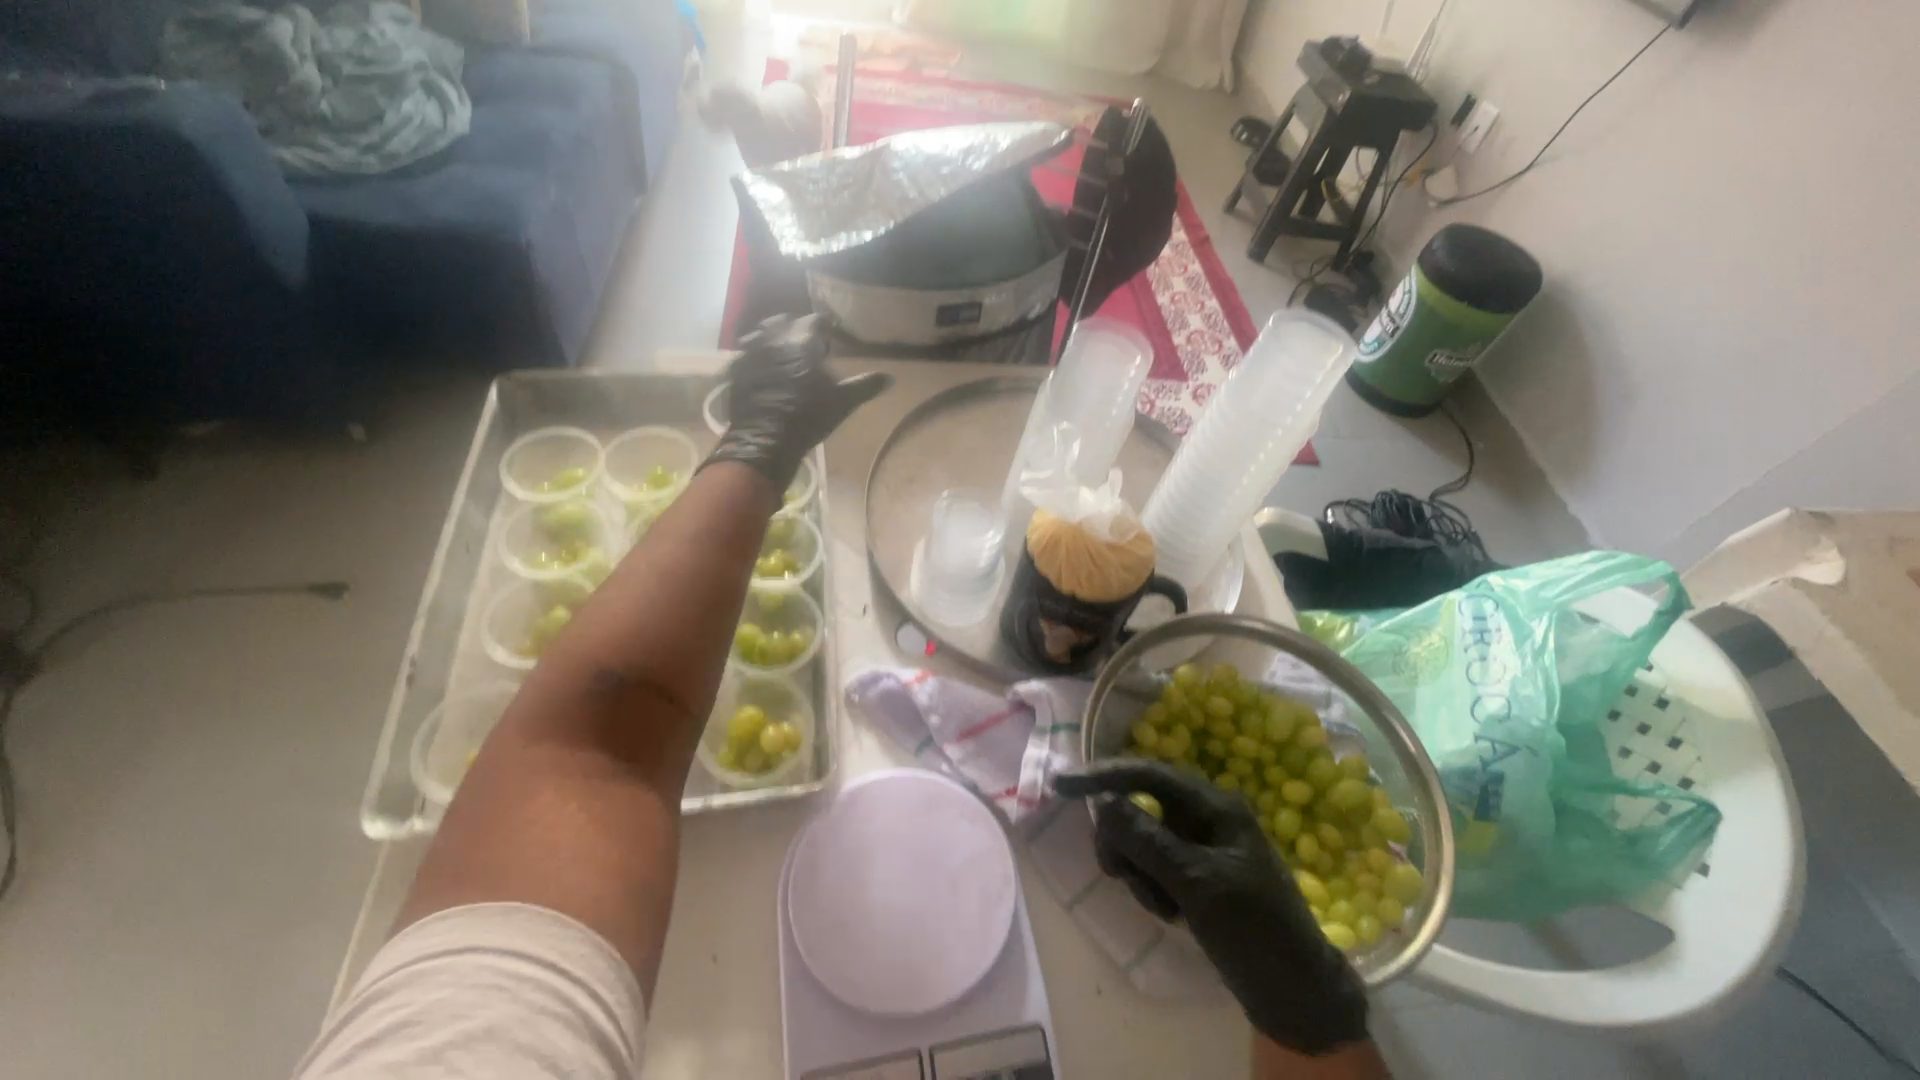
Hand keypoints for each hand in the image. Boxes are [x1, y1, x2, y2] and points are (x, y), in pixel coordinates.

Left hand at [707, 315, 890, 490]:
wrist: (765, 440)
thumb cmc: (808, 416)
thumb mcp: (843, 402)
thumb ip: (865, 385)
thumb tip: (889, 377)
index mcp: (803, 339)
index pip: (817, 320)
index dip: (826, 326)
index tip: (831, 334)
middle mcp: (775, 337)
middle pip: (786, 321)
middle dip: (797, 328)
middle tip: (806, 342)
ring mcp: (751, 351)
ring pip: (762, 333)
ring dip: (773, 337)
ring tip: (782, 351)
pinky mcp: (736, 369)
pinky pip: (745, 353)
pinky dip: (755, 356)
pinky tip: (761, 368)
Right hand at [1054, 760, 1368, 1055]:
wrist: (1293, 992)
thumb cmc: (1254, 929)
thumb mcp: (1197, 883)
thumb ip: (1146, 840)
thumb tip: (1102, 802)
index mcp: (1213, 805)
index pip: (1146, 774)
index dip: (1101, 775)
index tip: (1058, 786)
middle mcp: (1203, 817)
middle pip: (1135, 808)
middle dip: (1123, 844)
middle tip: (1124, 878)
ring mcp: (1197, 847)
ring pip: (1138, 841)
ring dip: (1138, 874)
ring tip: (1164, 908)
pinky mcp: (1193, 875)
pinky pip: (1150, 867)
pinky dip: (1150, 888)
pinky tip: (1172, 915)